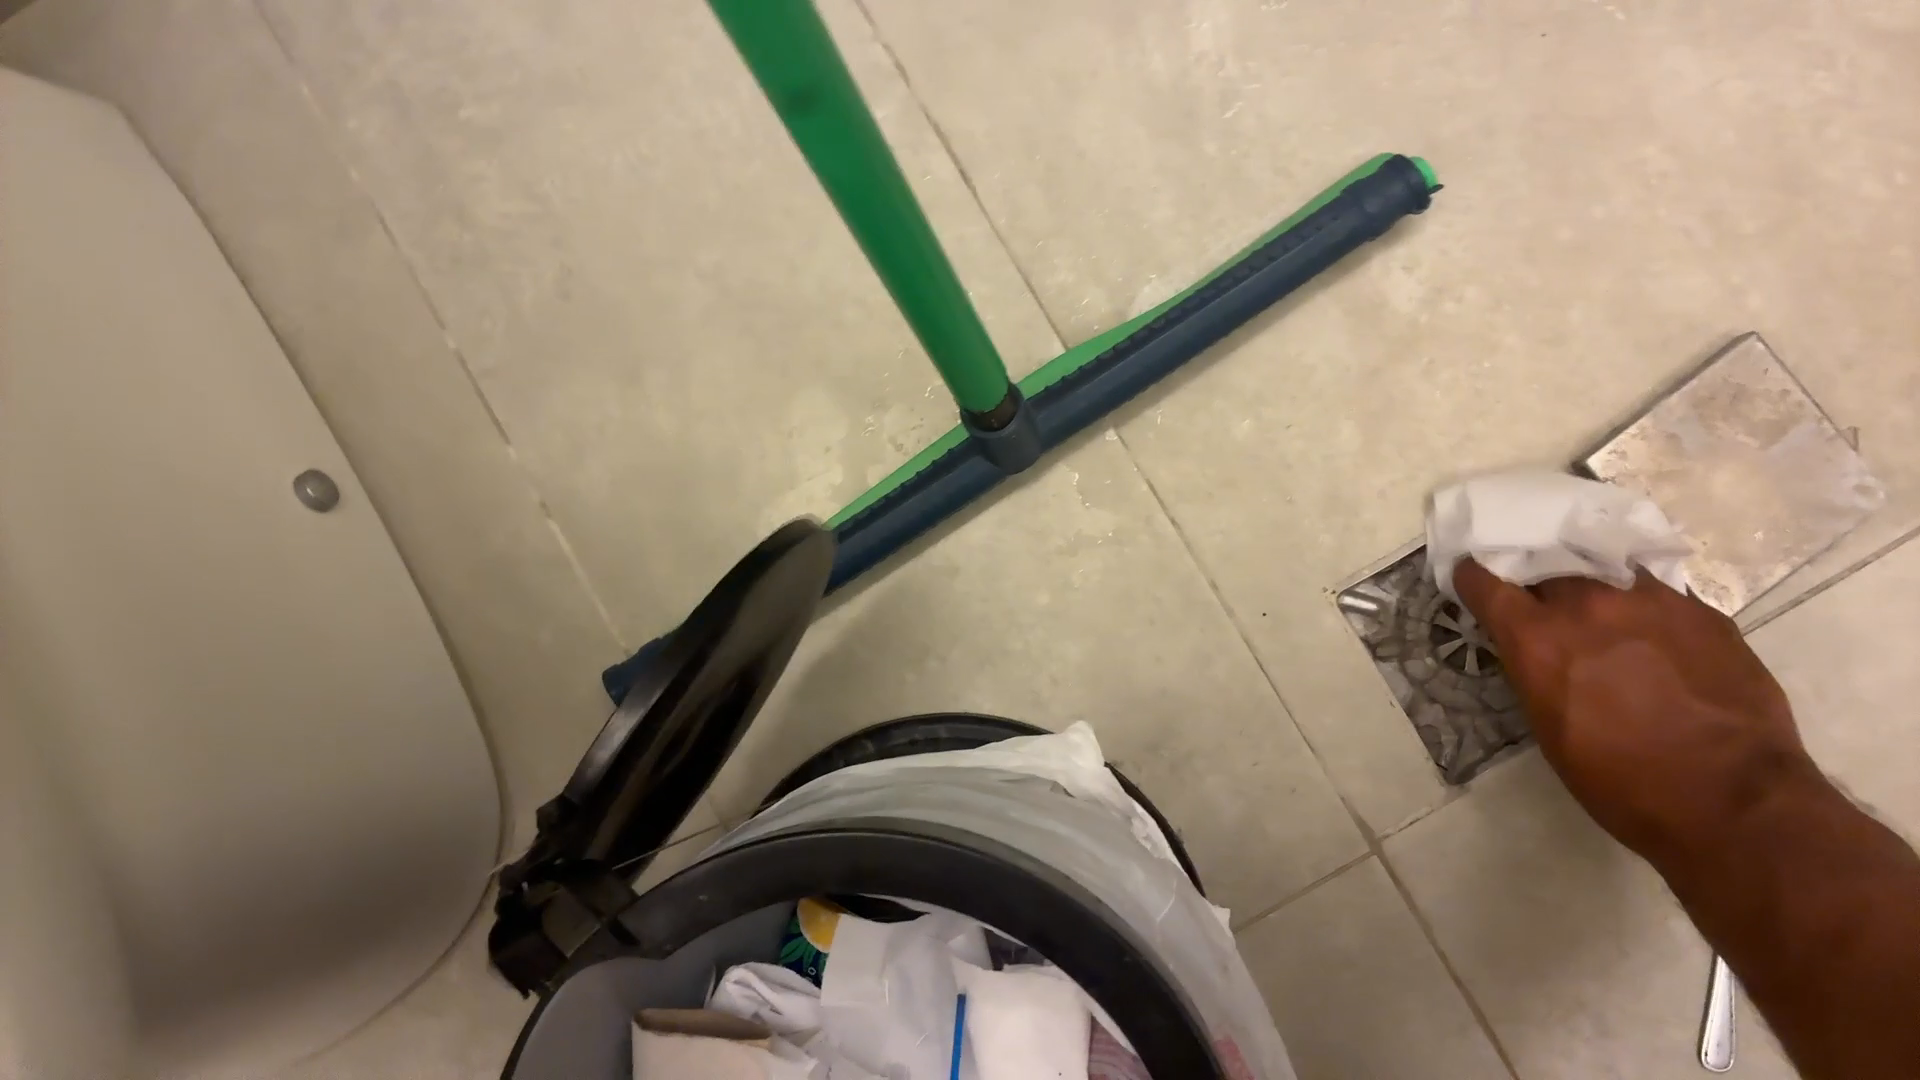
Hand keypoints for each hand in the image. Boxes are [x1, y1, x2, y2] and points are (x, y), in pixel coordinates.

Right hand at [1453, 560, 1812, 863]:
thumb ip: (1532, 668)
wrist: (1733, 802)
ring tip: (1606, 624)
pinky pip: (1660, 596)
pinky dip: (1646, 612)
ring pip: (1607, 576)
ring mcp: (1653, 602)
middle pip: (1548, 572)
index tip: (1473, 583)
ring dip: (1596, 595)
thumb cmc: (1618, 778)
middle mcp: (1588, 605)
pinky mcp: (1705, 614)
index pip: (1485, 581)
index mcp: (1536, 635)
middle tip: (1549, 618)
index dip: (1475, 580)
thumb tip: (1532, 649)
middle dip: (1542, 591)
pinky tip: (1657, 642)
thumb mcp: (1546, 724)